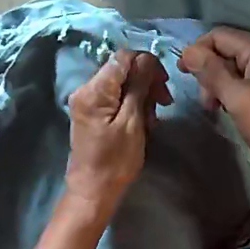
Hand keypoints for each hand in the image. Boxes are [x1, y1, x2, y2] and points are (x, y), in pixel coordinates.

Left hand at [65, 49, 171, 209]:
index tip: (163, 83)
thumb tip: (147, 59)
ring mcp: (86, 101)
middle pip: (122, 70)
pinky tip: (143, 123)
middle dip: (146, 82)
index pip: (123, 57)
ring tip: (152, 119)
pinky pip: (115, 98)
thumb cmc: (115, 160)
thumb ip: (138, 86)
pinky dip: (131, 105)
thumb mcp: (133, 122)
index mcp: (94, 90)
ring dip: (141, 96)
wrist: (93, 191)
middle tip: (164, 103)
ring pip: (121, 84)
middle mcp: (85, 89)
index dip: (147, 63)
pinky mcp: (91, 113)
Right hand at [178, 27, 249, 182]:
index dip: (197, 52)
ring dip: (222, 85)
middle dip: (210, 72)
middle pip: (230, 50)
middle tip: (206, 103)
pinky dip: (238, 92)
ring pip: (241, 68)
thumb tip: (189, 51)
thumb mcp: (238, 99)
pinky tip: (237, 112)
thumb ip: (212, 73)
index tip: (183, 77)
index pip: (219, 35)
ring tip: (218, 110)